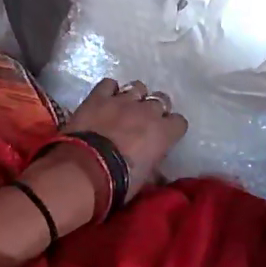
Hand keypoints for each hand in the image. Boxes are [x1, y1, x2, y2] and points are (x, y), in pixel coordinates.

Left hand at [60, 78, 188, 190]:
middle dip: (155, 109)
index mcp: (163, 132)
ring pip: (137, 87)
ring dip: (135, 97)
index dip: (171, 128)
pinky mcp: (98, 97)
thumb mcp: (145, 179)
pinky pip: (108, 84)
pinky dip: (109, 91)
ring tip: (126, 108)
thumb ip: (154, 169)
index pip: (179, 122)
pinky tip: (105, 100)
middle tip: (144, 122)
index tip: (164, 136)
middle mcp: (147, 111)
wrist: (86, 170)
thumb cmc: (120, 182)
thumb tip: (159, 174)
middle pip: (161, 99)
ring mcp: (122, 100)